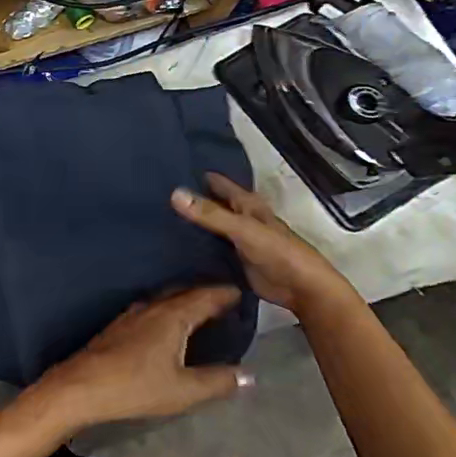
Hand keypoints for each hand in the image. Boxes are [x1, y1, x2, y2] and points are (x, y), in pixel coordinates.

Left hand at [35, 286, 250, 430]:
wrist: (80, 386)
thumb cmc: (135, 386)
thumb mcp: (183, 390)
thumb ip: (217, 381)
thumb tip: (248, 375)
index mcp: (174, 315)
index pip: (207, 296)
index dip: (226, 293)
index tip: (242, 292)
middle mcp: (155, 305)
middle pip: (186, 290)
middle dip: (207, 292)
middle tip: (225, 299)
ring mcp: (134, 312)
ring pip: (167, 296)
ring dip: (186, 298)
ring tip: (200, 308)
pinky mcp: (120, 323)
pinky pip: (153, 305)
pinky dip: (169, 307)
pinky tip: (167, 321)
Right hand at [172, 173, 357, 316]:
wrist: (299, 287)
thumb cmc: (276, 251)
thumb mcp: (242, 229)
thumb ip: (210, 214)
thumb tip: (175, 193)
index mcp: (246, 203)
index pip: (217, 183)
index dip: (196, 175)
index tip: (167, 169)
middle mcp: (240, 217)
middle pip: (211, 204)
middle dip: (190, 200)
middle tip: (156, 196)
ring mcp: (236, 240)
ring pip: (210, 227)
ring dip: (191, 225)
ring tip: (158, 219)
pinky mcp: (234, 261)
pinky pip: (211, 250)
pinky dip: (196, 247)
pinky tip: (175, 248)